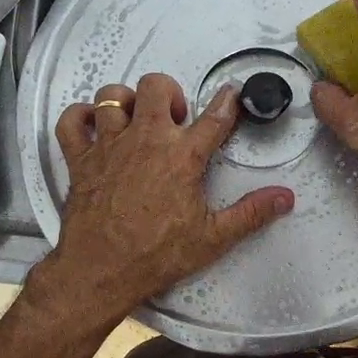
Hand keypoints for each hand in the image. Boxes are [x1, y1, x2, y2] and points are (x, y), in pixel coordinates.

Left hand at [37, 73, 294, 317]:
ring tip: (135, 121)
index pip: (214, 117)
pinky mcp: (80, 158)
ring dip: (125, 102)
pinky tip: (94, 128)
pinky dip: (80, 117)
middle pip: (156, 86)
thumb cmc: (158, 254)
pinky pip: (72, 121)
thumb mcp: (213, 238)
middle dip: (169, 94)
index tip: (232, 93)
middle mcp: (146, 139)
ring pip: (112, 96)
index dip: (227, 101)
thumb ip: (251, 213)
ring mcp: (109, 145)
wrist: (101, 271)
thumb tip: (286, 197)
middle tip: (174, 121)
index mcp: (182, 156)